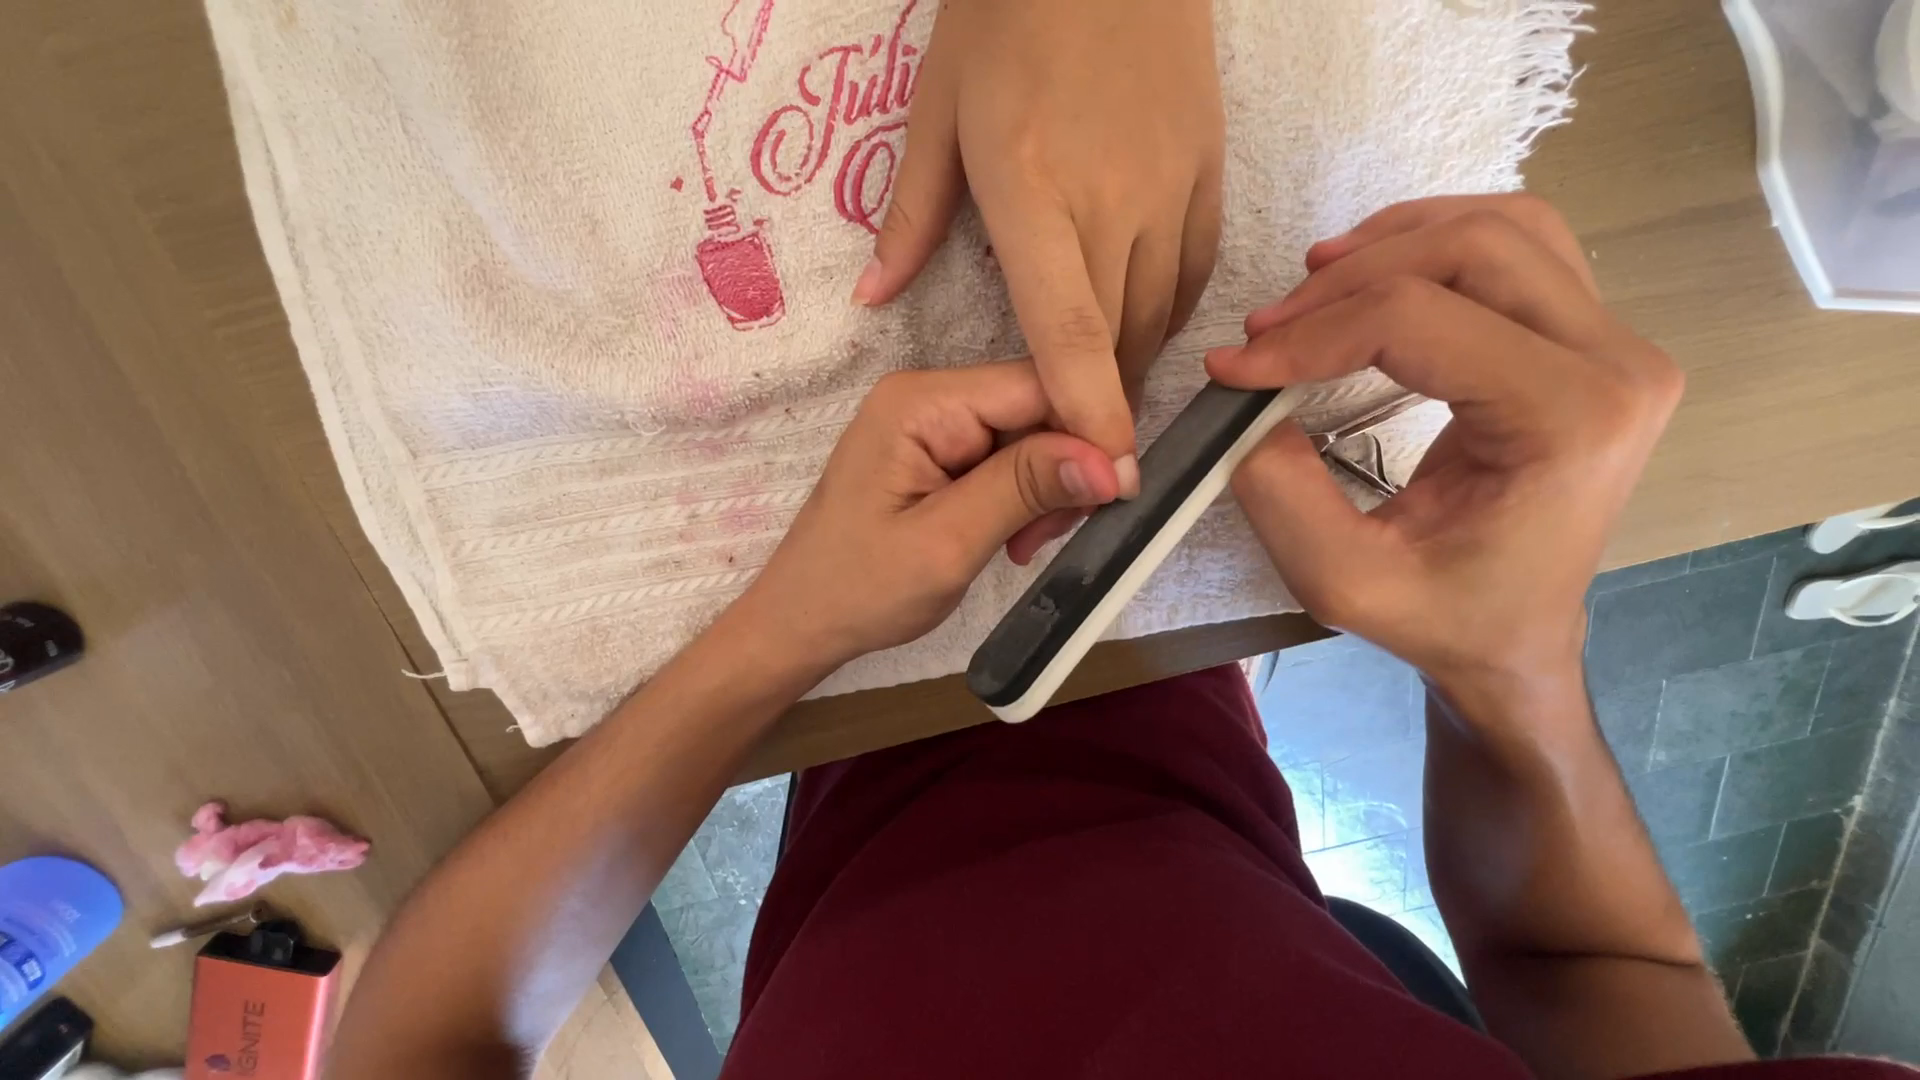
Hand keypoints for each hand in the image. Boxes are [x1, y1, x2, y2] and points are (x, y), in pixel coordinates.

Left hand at [738, 363, 1120, 673]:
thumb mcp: (948, 543)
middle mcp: (929, 396)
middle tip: (1048, 536)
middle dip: (1062, 470)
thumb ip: (1024, 490)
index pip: (1037, 384)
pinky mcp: (939, 452)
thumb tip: (1110, 462)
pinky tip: (1011, 538)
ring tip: (1022, 546)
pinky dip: (1024, 499)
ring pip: (1029, 438)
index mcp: (921, 402)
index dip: (1089, 432)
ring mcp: (933, 423)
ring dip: (1044, 492)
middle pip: (1036, 408)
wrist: (803, 621)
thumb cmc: (860, 589)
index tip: (1117, 493)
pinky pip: (1007, 460)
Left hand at [853, 0, 1224, 490]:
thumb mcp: (936, 114)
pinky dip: (1167, 321)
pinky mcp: (1208, 176)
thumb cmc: (1005, 21)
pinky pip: (1193, 277)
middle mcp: (1113, 205)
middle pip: (1117, 342)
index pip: (1068, 328)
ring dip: (1132, 372)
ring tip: (1102, 407)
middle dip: (1102, 413)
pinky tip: (1141, 339)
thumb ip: (911, 220)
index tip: (1101, 470)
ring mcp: (1170, 191)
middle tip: (1077, 460)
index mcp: (1033, 196)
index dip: (1086, 409)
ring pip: (1158, 317)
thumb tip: (874, 297)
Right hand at [1206, 195, 1683, 696]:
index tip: (1233, 369)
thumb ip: (1281, 492)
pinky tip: (1371, 271)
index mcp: (1568, 420)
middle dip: (1347, 278)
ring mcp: (1615, 343)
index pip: (1418, 321)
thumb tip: (1248, 405)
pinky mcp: (1590, 341)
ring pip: (1504, 228)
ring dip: (1392, 242)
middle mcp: (1616, 362)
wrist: (1513, 637)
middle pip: (1472, 249)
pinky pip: (1517, 248)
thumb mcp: (1339, 580)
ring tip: (1310, 281)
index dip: (1309, 335)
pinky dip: (1431, 243)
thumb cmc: (1441, 617)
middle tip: (1265, 326)